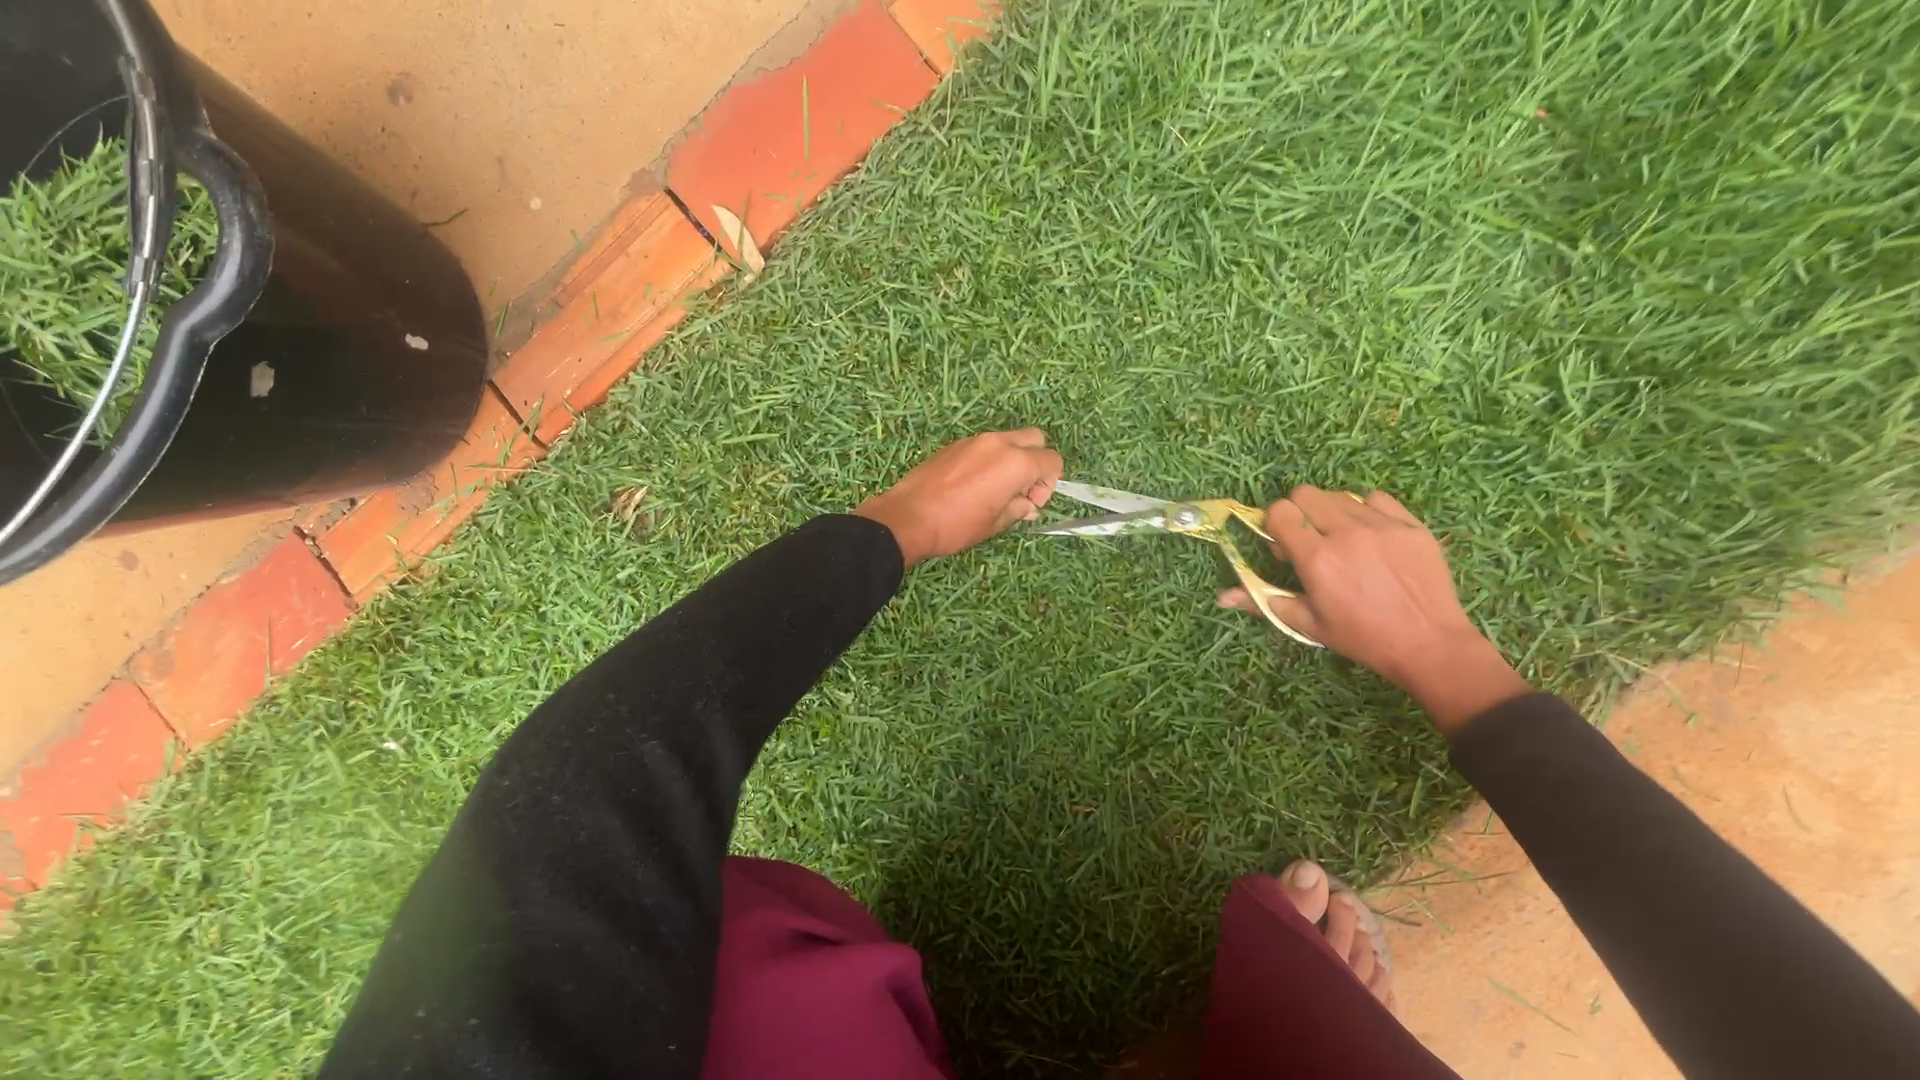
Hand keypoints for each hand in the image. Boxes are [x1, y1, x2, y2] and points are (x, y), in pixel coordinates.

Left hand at [855, 429, 1063, 567]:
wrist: (908, 517)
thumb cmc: (955, 525)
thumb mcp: (994, 523)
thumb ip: (1018, 509)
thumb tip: (1028, 505)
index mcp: (1015, 462)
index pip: (1052, 461)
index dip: (1049, 484)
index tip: (1032, 503)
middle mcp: (998, 443)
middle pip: (1035, 439)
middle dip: (1036, 462)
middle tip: (1022, 490)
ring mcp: (975, 440)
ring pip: (1009, 439)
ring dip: (1013, 459)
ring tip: (997, 490)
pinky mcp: (956, 445)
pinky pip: (985, 444)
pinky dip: (992, 458)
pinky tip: (976, 484)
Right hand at [1220, 486, 1531, 735]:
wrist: (1428, 643)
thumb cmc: (1361, 637)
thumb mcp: (1308, 623)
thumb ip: (1262, 602)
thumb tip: (1222, 597)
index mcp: (1317, 558)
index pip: (1279, 512)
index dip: (1274, 524)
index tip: (1284, 545)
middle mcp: (1346, 533)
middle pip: (1305, 494)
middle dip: (1298, 512)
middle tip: (1309, 541)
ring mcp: (1382, 525)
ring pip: (1339, 495)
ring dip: (1330, 512)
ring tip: (1342, 540)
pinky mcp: (1411, 524)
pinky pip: (1376, 499)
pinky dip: (1365, 511)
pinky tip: (1370, 535)